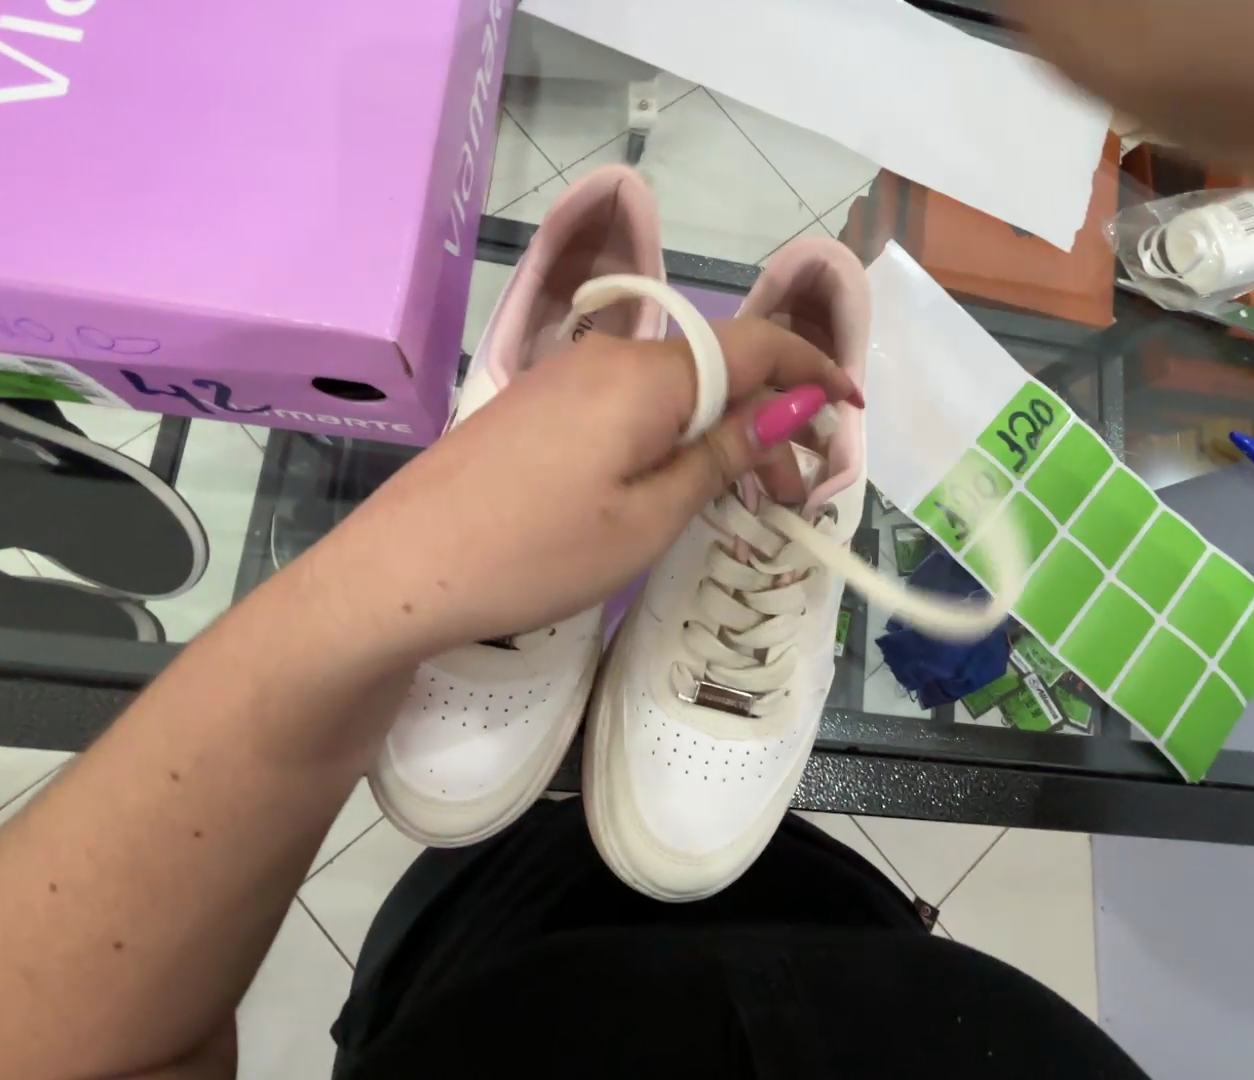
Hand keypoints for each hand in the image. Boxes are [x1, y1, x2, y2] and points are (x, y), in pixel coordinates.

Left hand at [301, 318, 858, 663]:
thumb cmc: (538, 553)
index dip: (813, 370)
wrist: (403, 571)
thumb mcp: (648, 515)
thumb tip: (791, 408)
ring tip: (742, 496)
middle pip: (716, 371)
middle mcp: (609, 358)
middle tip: (793, 492)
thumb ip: (722, 453)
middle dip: (769, 420)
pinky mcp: (538, 405)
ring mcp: (566, 378)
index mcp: (648, 375)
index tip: (850, 411)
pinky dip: (670, 436)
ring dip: (719, 432)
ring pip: (671, 391)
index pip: (756, 346)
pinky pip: (627, 406)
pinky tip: (673, 482)